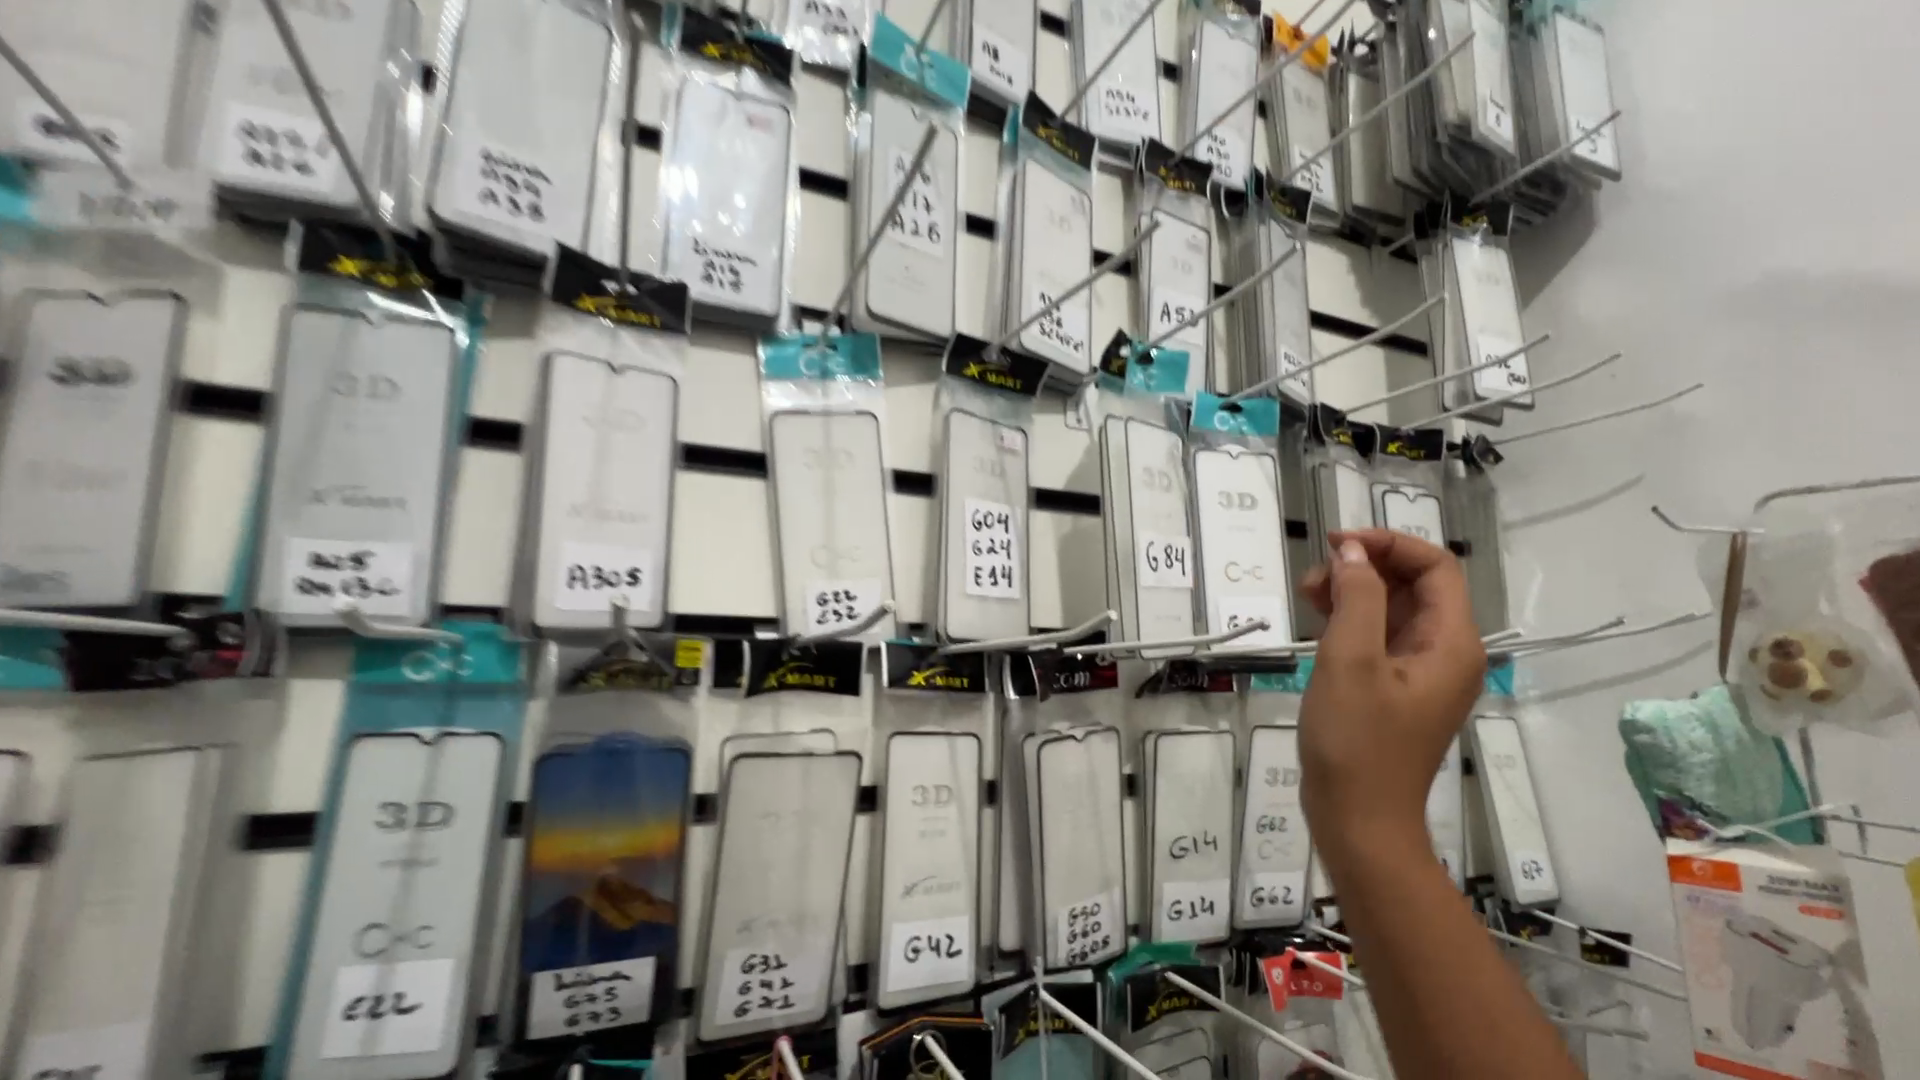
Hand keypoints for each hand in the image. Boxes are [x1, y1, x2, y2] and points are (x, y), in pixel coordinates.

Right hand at [1297, 529, 1485, 845]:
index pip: (1435, 567)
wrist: (1359, 820)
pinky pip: (1379, 638)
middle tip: (1312, 576)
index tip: (1336, 544)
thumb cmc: (1356, 741)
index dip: (1388, 545)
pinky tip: (1317, 621)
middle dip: (1365, 568)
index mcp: (1452, 643)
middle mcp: (1446, 653)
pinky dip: (1350, 620)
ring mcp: (1421, 674)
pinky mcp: (1395, 690)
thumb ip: (1356, 598)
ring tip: (1306, 597)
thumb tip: (1352, 552)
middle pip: (1415, 586)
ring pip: (1393, 610)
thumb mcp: (1350, 661)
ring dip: (1352, 593)